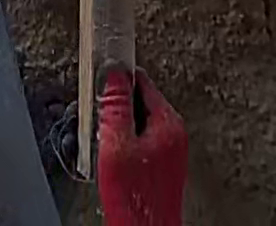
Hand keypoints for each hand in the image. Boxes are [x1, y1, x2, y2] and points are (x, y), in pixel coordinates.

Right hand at [97, 67, 186, 225]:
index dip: (117, 81)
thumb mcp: (116, 145)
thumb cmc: (135, 201)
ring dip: (120, 127)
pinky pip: (141, 139)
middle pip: (140, 100)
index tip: (102, 86)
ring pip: (138, 121)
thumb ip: (116, 106)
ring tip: (108, 146)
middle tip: (102, 123)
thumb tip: (115, 74)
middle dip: (118, 108)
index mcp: (168, 122)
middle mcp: (173, 133)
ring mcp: (170, 150)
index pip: (141, 80)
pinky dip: (126, 143)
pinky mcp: (163, 164)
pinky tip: (116, 161)